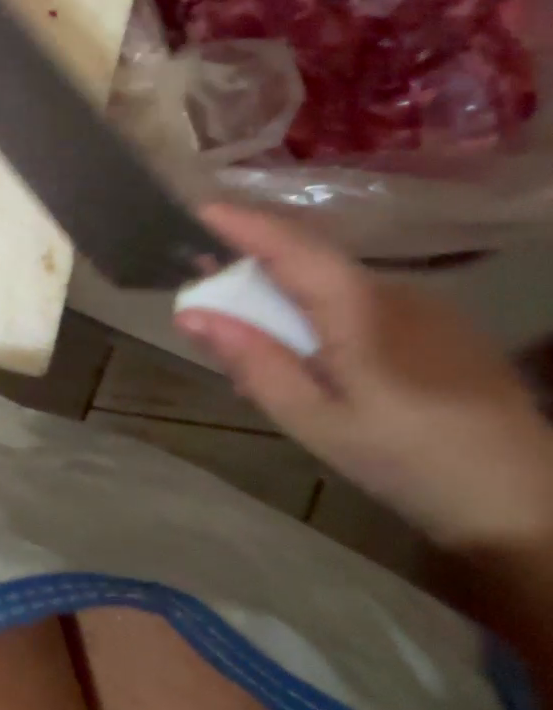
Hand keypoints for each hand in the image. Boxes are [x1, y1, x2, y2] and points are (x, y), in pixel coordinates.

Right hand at [176, 204, 552, 552]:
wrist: (526, 501)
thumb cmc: (406, 461)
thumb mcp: (313, 420)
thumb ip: (252, 362)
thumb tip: (191, 314)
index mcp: (366, 314)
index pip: (298, 251)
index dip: (250, 226)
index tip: (203, 208)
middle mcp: (401, 297)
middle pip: (313, 266)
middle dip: (254, 268)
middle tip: (203, 290)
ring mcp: (430, 312)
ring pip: (337, 288)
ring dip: (286, 298)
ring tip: (248, 338)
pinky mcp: (445, 331)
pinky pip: (365, 306)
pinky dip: (320, 316)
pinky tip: (306, 356)